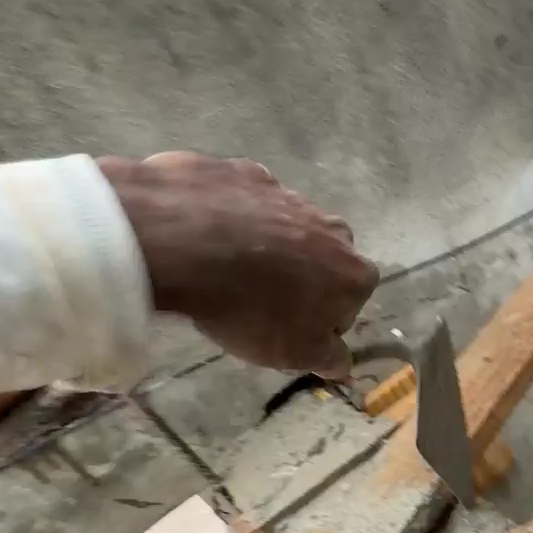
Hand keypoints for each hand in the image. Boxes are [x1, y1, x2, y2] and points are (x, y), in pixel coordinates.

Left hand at [98, 152, 377, 375]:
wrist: (178, 243)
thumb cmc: (250, 308)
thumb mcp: (295, 353)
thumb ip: (329, 358)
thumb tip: (343, 362)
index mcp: (354, 272)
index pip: (350, 300)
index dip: (322, 317)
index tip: (291, 326)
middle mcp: (332, 227)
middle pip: (321, 256)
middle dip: (300, 272)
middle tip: (259, 295)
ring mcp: (286, 192)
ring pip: (283, 223)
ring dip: (265, 241)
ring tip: (223, 263)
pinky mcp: (240, 169)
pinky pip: (241, 196)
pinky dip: (229, 211)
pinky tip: (201, 230)